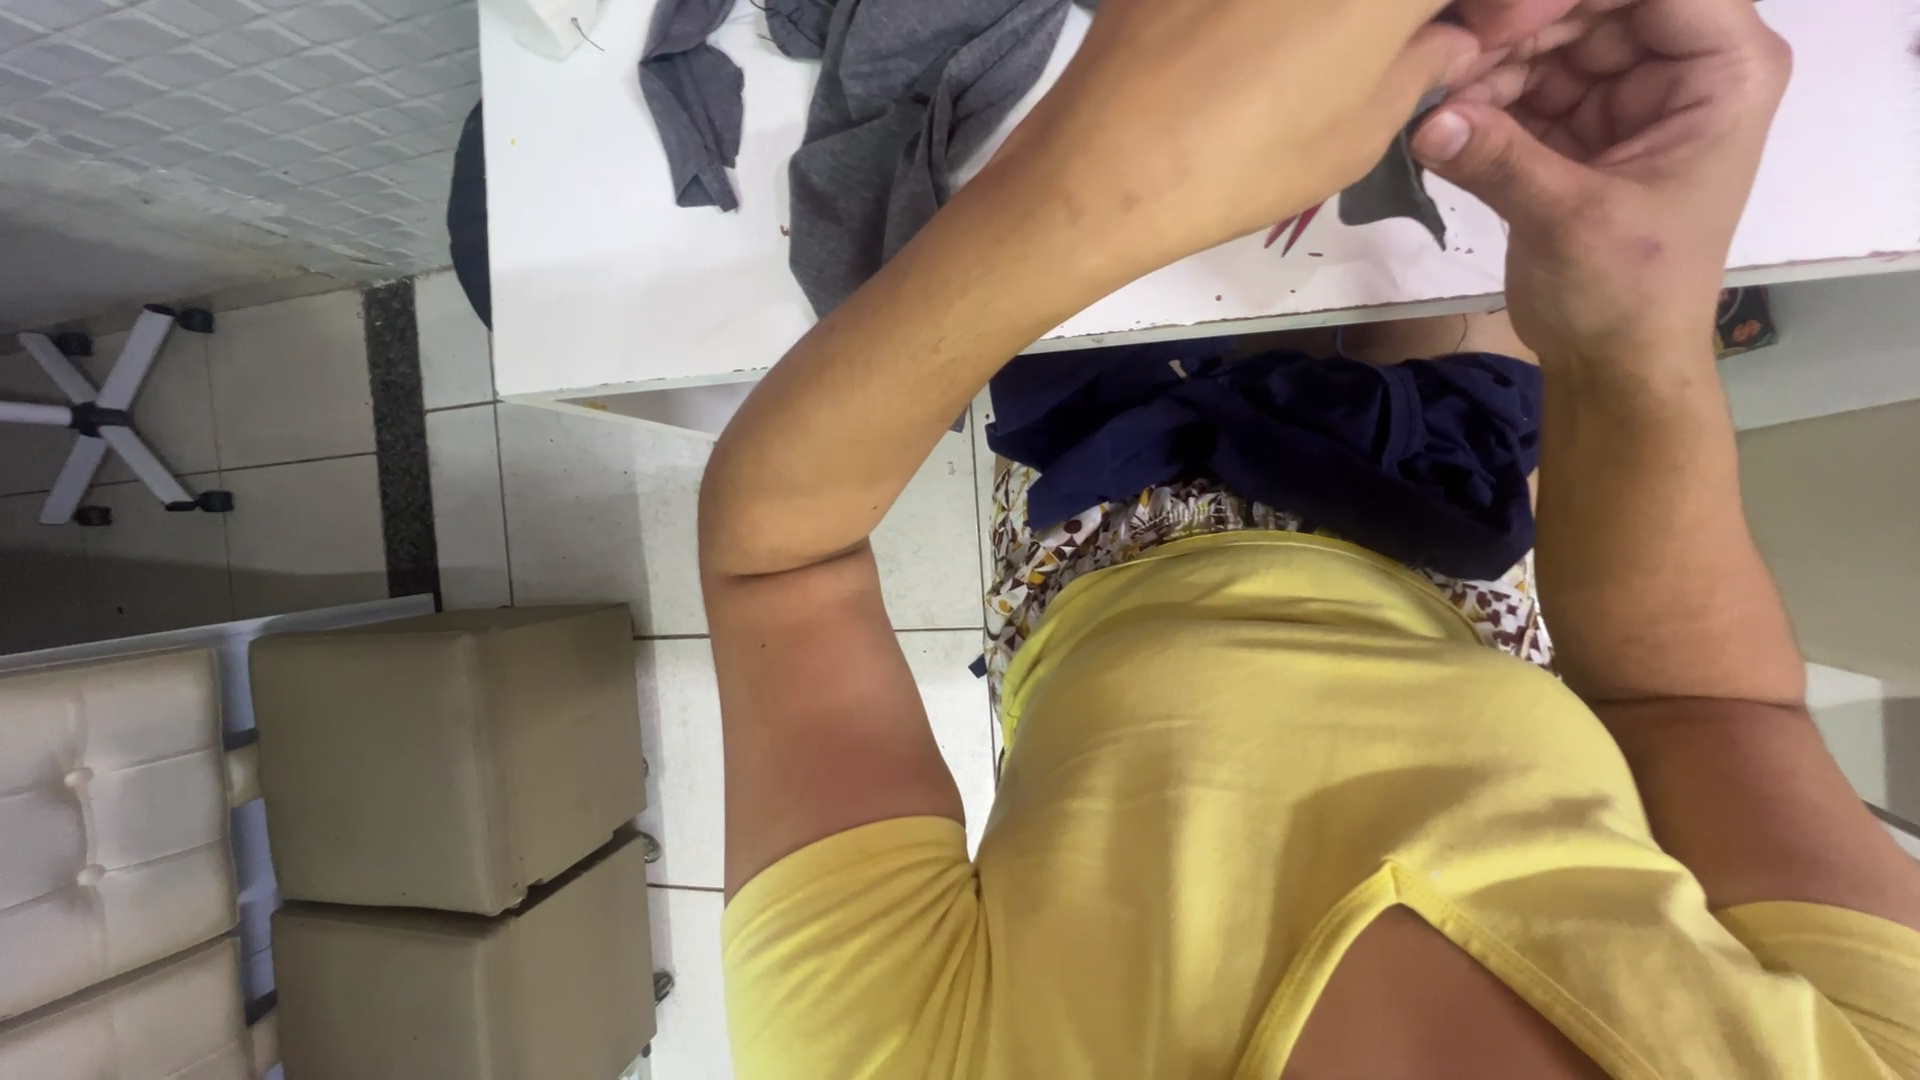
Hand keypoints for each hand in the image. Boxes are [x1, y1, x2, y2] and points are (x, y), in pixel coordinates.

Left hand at [973, 0, 1488, 288]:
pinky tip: (1249, 39)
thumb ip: (1418, 74)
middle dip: (1402, 10)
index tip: (1472, 31)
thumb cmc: (1240, 167)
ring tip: (1309, 53)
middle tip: (1390, 43)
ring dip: (1330, 16)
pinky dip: (1264, 9)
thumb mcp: (1352, 142)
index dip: (1486, 5)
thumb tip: (1443, 44)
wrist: (1101, 168)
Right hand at [1411, 0, 1791, 364]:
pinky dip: (1480, 114)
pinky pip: (1521, 105)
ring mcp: (1618, 107)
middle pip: (1593, 16)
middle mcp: (1672, 74)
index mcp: (1718, 71)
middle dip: (1518, 36)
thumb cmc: (1627, 289)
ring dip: (1488, 78)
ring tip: (1433, 107)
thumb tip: (1425, 124)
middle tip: (1446, 69)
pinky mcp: (1570, 143)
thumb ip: (1500, 162)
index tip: (1496, 23)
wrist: (1612, 356)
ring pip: (1548, 56)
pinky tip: (1439, 128)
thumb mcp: (1569, 219)